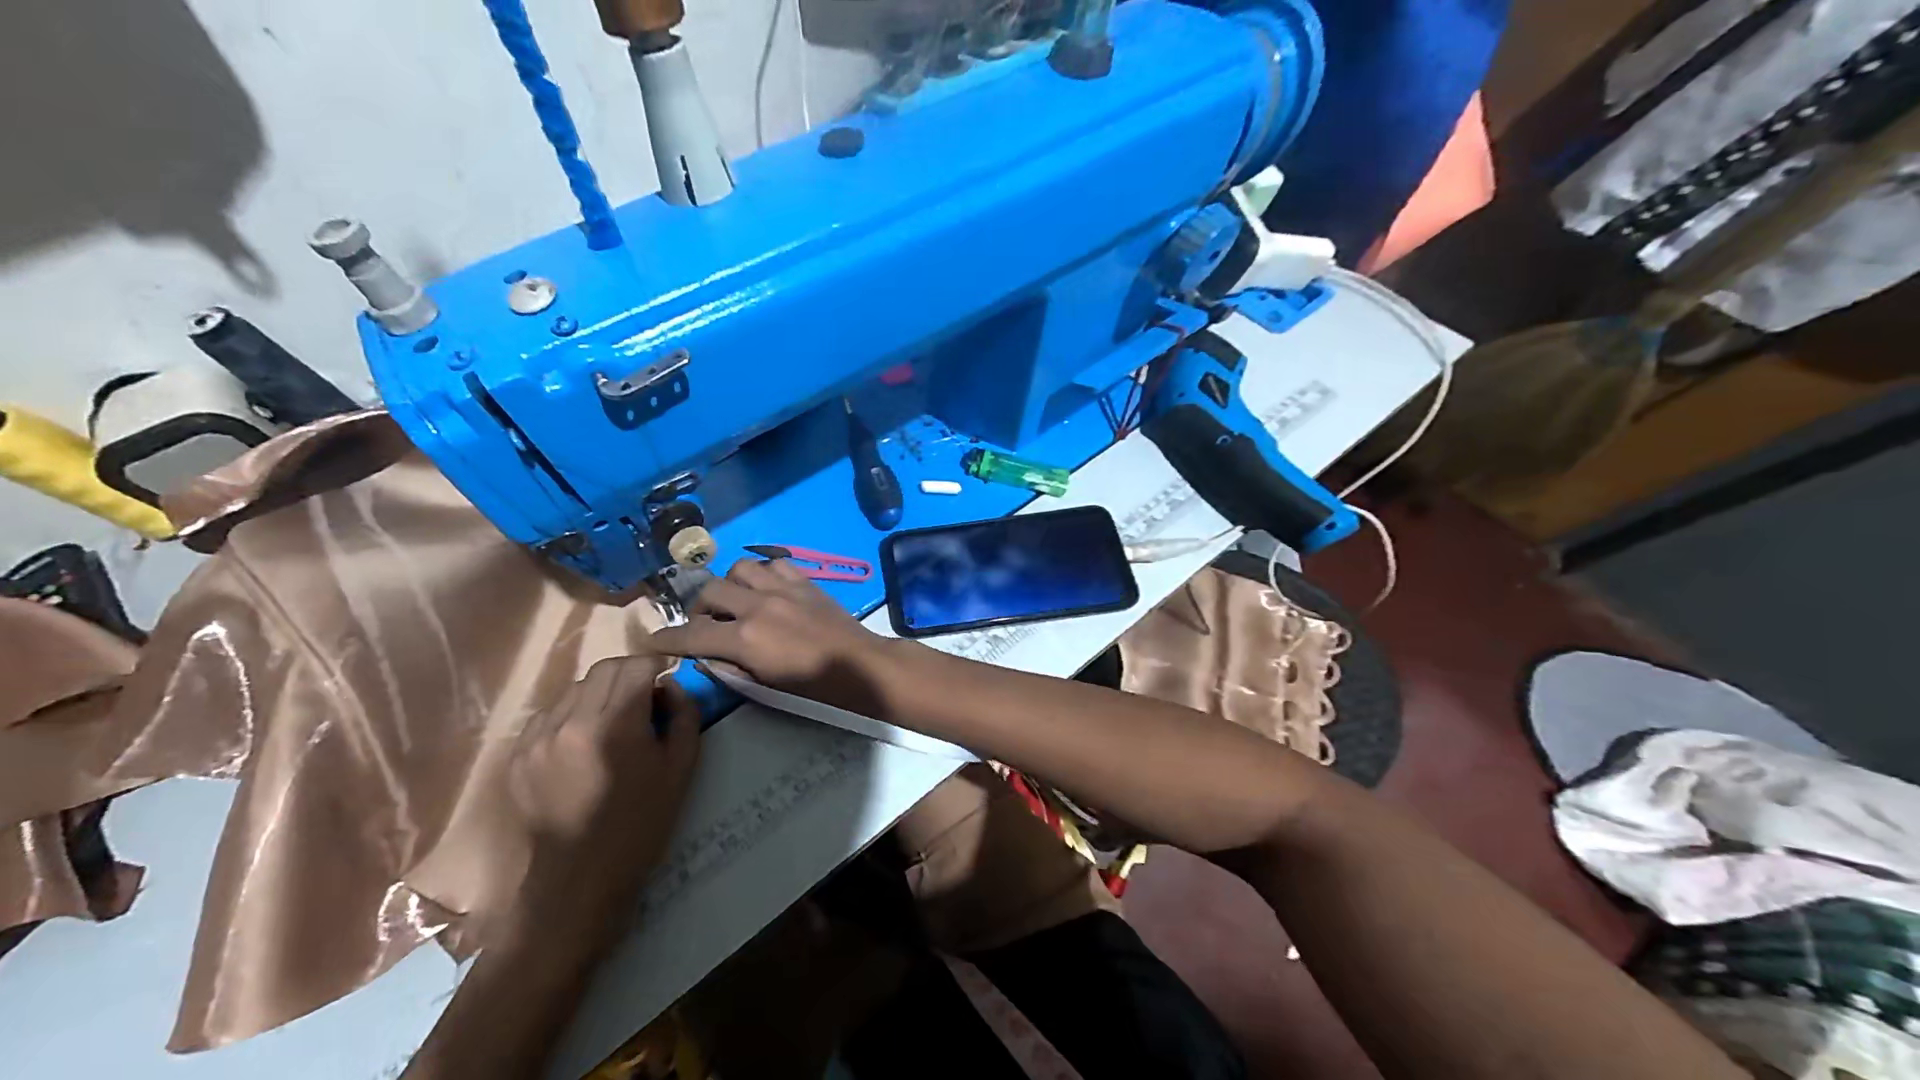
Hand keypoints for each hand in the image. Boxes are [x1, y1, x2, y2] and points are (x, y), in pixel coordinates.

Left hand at [508, 654, 701, 914]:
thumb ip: (685, 716)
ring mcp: (538, 737)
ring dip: (602, 694)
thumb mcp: (681, 770)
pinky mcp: (519, 754)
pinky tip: (586, 746)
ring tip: (614, 728)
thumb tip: (674, 686)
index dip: (658, 671)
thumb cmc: (639, 827)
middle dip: (631, 677)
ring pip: (577, 688)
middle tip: (646, 705)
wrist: (576, 884)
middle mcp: (570, 721)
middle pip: (606, 668)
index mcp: (614, 724)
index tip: (668, 691)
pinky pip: (552, 713)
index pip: (638, 665)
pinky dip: (574, 716)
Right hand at [649, 558, 898, 712]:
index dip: (667, 638)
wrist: (859, 665)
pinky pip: (772, 564)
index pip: (692, 634)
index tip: (654, 640)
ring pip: (739, 569)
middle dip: (699, 609)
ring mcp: (782, 588)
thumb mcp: (764, 687)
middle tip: (707, 624)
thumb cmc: (813, 687)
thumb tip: (704, 656)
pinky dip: (762, 574)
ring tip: (738, 602)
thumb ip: (729, 669)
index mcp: (745, 638)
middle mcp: (758, 605)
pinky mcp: (803, 580)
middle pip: (709, 591)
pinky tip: (768, 590)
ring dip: (731, 586)